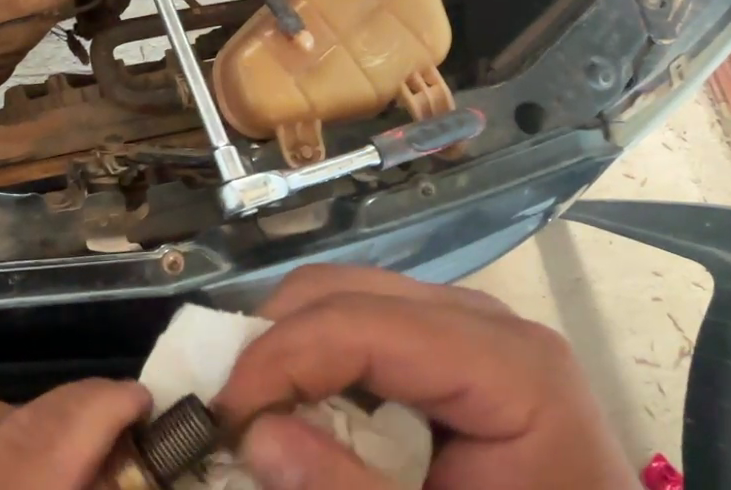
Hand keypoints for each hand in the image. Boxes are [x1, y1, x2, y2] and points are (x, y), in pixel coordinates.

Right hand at [211, 266, 636, 489]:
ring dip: (285, 350)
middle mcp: (482, 319)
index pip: (357, 324)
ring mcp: (462, 324)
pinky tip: (303, 409)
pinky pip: (355, 323)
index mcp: (508, 365)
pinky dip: (313, 360)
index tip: (223, 418)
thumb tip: (256, 437)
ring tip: (261, 415)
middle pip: (336, 292)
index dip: (277, 360)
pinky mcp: (444, 342)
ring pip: (335, 297)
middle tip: (232, 416)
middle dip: (270, 347)